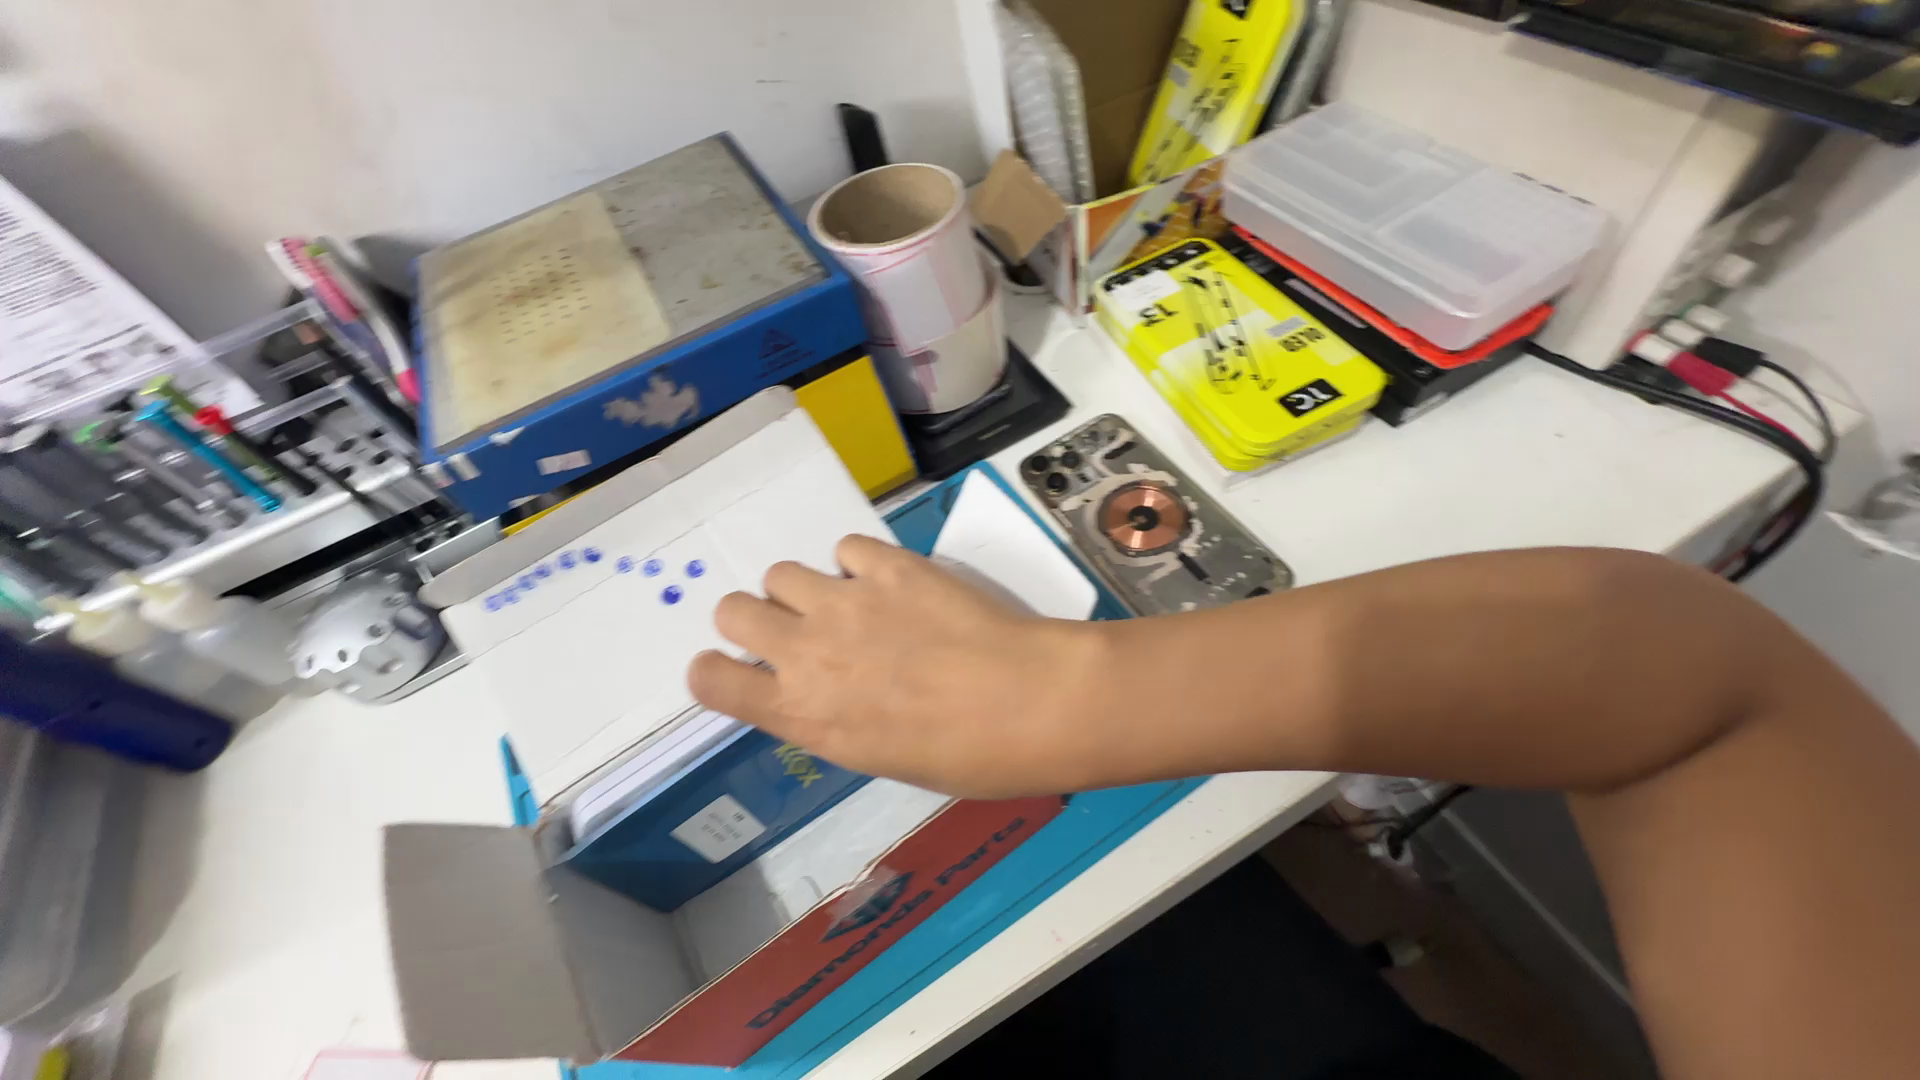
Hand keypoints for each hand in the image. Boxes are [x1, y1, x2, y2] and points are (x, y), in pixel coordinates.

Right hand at [687, 534, 1110, 796]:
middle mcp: (807, 651)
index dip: (715, 671)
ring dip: (805, 588)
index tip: (739, 670)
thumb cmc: (962, 756)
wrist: (1025, 703)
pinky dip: (859, 562)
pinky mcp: (887, 565)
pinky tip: (890, 580)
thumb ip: (833, 716)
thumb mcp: (878, 755)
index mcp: (801, 712)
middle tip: (797, 629)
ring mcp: (844, 601)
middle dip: (756, 618)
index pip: (711, 681)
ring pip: (782, 572)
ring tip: (849, 602)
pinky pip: (847, 547)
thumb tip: (826, 692)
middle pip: (733, 610)